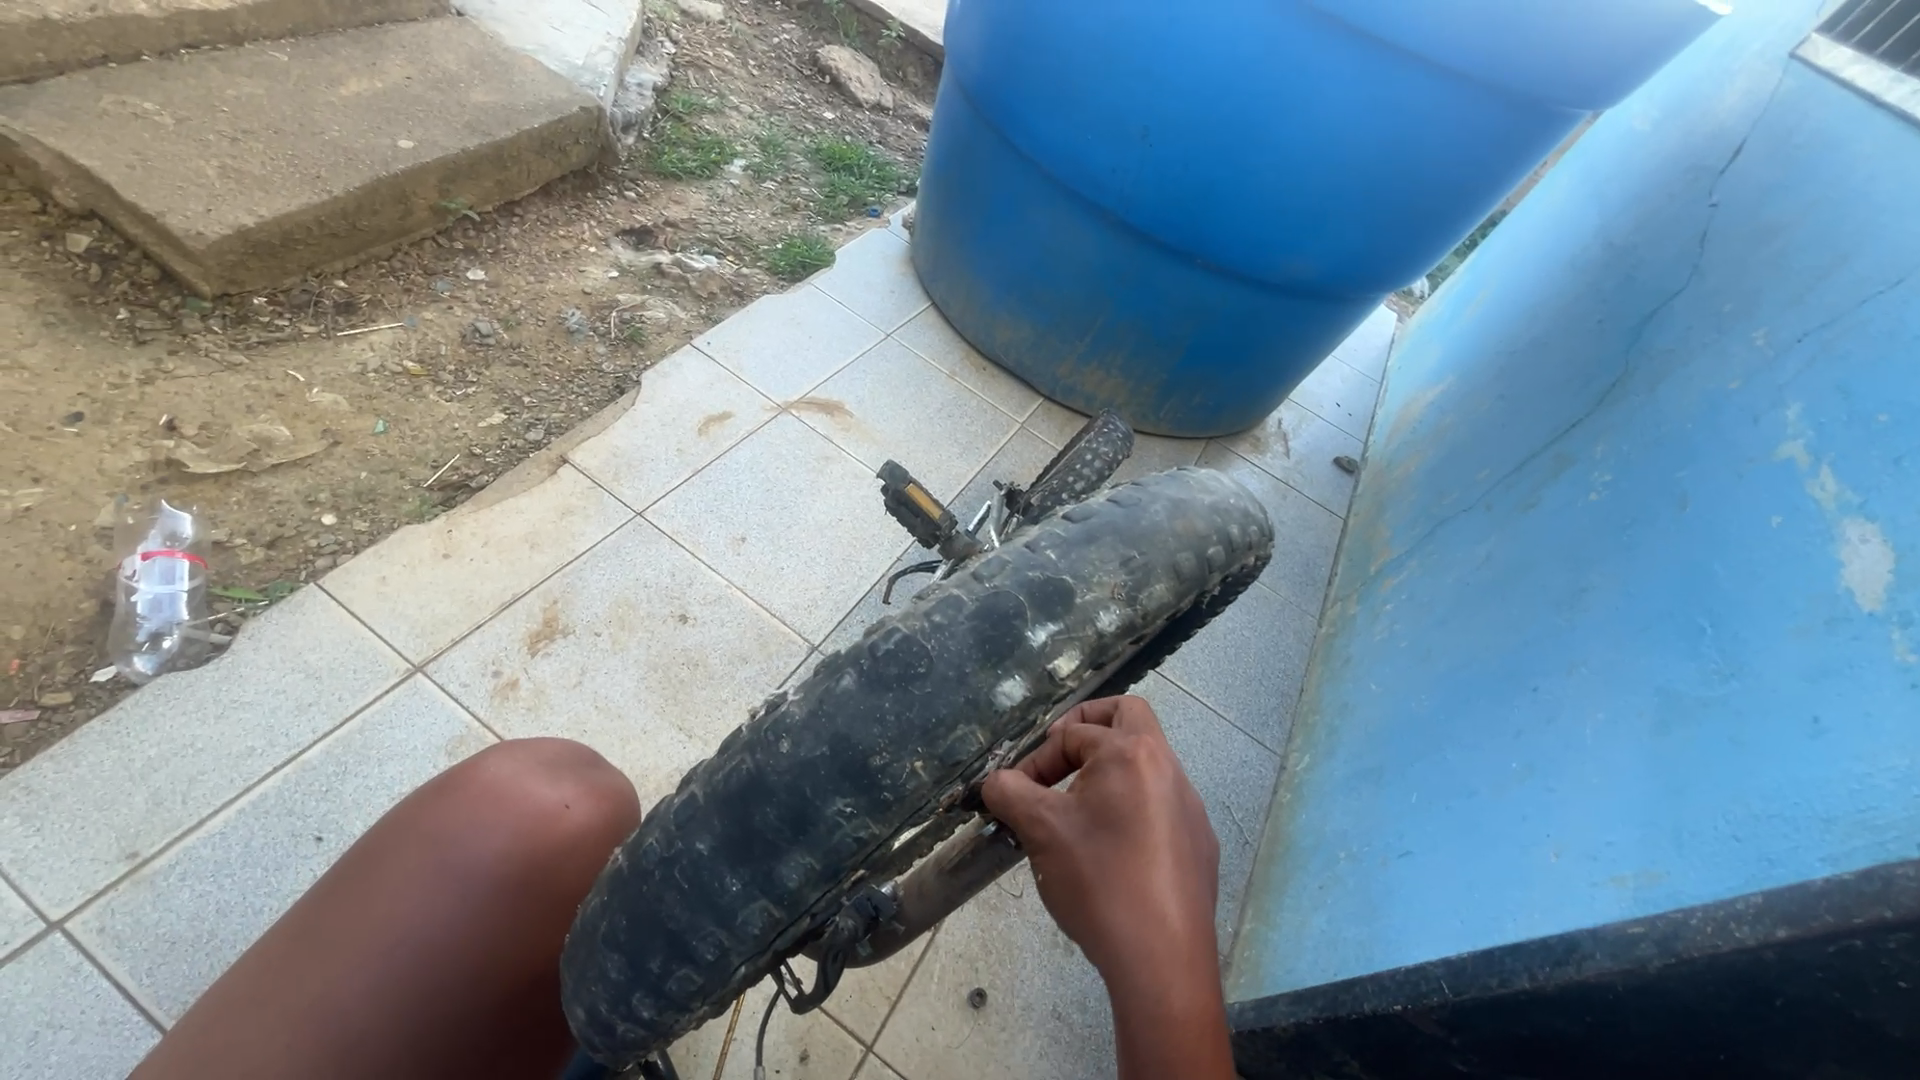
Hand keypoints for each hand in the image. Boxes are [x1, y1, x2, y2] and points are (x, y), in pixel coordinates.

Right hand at [981, 696, 1233, 1079]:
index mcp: (1131, 752)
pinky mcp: (1200, 843)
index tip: (1016, 793)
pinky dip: (1131, 808)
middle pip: (1128, 715)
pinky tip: (1111, 852)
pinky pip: (1161, 805)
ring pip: (1146, 763)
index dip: (1036, 758)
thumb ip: (1010, 793)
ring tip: (1077, 813)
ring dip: (1108, 773)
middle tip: (1058, 759)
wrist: (1162, 961)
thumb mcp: (1040, 830)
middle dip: (1087, 727)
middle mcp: (1169, 767)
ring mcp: (1190, 807)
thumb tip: (996, 782)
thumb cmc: (1098, 881)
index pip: (1073, 734)